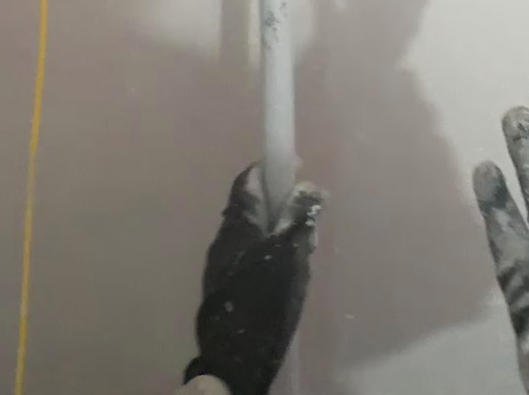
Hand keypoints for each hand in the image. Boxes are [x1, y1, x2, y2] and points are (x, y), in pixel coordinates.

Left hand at [186, 165, 325, 394]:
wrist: (233, 360)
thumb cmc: (264, 302)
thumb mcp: (290, 257)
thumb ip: (298, 218)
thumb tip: (307, 184)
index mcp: (238, 224)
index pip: (249, 180)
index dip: (271, 168)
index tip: (295, 167)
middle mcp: (224, 236)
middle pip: (251, 204)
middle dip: (279, 201)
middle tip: (306, 212)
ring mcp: (220, 261)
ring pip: (251, 229)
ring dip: (274, 227)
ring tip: (301, 244)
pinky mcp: (222, 283)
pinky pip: (248, 251)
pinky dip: (267, 248)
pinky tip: (284, 268)